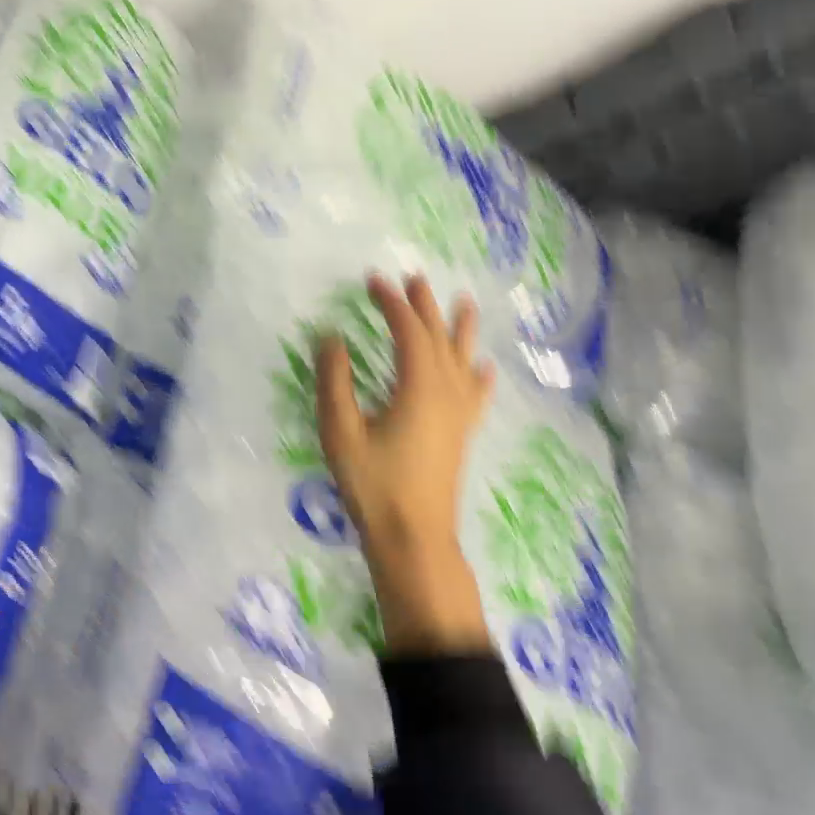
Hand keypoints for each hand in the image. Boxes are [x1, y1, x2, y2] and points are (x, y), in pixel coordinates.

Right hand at [316, 274, 495, 653]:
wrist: (413, 535)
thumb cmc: (372, 482)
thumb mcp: (340, 429)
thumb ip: (334, 380)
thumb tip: (331, 338)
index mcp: (418, 387)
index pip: (408, 331)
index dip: (391, 303)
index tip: (372, 281)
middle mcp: (447, 392)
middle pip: (439, 338)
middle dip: (423, 306)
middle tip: (410, 279)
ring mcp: (459, 414)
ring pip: (462, 359)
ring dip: (457, 329)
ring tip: (461, 302)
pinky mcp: (461, 433)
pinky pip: (476, 393)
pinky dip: (477, 374)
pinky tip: (482, 368)